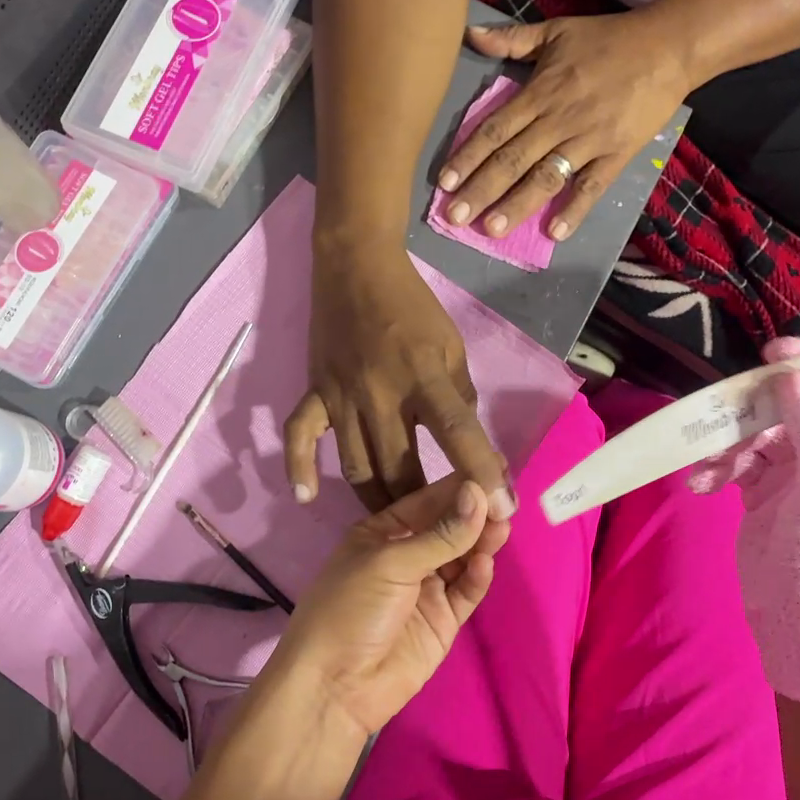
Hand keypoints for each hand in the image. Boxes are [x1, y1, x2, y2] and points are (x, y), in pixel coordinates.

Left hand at [264, 477, 509, 733]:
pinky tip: (486, 563)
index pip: (427, 500)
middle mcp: (406, 554)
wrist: (335, 686)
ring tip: (503, 525)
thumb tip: (478, 492)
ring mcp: (426, 588)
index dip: (458, 486)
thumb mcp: (389, 562)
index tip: (492, 468)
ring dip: (482, 540)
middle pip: (450, 526)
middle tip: (508, 497)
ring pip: (463, 556)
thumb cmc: (350, 609)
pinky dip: (477, 576)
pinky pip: (466, 590)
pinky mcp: (443, 619)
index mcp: (382, 531)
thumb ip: (439, 533)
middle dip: (476, 511)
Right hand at [286, 243, 514, 513]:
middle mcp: (381, 393)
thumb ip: (458, 396)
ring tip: (395, 529)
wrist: (356, 266)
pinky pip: (299, 435)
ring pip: (356, 466)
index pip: (457, 431)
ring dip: (376, 503)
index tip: (501, 508)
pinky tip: (304, 497)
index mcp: (423, 376)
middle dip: (423, 508)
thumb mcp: (450, 344)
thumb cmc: (412, 306)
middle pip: (399, 467)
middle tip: (440, 533)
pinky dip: (298, 467)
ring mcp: (341, 395)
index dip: (481, 472)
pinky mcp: (314, 391)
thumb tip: (466, 443)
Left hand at [438, 11, 692, 240]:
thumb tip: (471, 34)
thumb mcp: (556, 30)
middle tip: (454, 218)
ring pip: (545, 177)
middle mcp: (558, 120)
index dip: (468, 156)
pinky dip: (575, 210)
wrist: (669, 46)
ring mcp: (588, 140)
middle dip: (481, 190)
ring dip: (517, 205)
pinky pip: (592, 186)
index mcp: (540, 93)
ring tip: (492, 230)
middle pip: (512, 159)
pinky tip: (555, 233)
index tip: (444, 182)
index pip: (495, 129)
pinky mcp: (617, 155)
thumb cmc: (608, 39)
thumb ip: (512, 39)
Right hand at [693, 337, 799, 713]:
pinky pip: (743, 462)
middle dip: (760, 406)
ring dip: (731, 439)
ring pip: (766, 431)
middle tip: (724, 411)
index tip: (772, 353)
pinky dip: (720, 466)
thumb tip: (796, 375)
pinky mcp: (772, 497)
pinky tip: (701, 483)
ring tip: (706, 463)